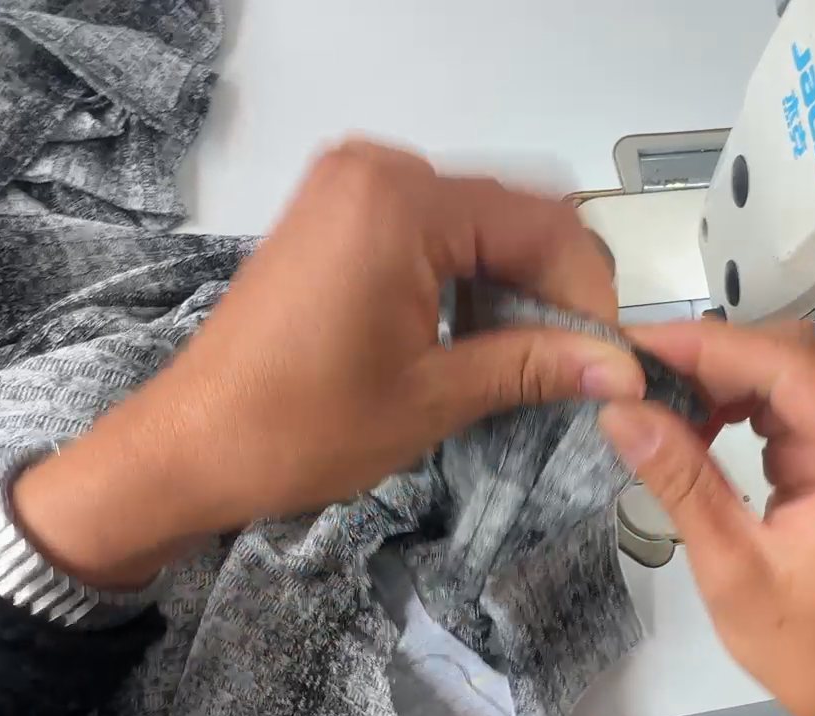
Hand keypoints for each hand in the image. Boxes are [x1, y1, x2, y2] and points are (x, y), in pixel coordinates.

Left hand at [9, 141, 644, 586]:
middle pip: (514, 218)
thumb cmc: (302, 429)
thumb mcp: (434, 398)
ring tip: (527, 363)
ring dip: (516, 291)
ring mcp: (354, 187)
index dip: (590, 295)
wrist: (191, 447)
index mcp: (403, 204)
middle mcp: (380, 170)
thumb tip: (623, 369)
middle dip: (556, 293)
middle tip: (575, 367)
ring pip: (480, 227)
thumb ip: (536, 367)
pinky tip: (477, 338)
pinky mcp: (340, 216)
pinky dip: (471, 282)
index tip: (609, 360)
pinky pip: (437, 234)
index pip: (545, 226)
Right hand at [597, 321, 814, 715]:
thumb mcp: (729, 566)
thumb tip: (618, 408)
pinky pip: (804, 402)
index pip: (791, 366)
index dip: (707, 347)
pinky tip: (705, 427)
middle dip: (713, 363)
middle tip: (638, 379)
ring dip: (728, 383)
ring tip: (664, 408)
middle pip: (798, 359)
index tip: (634, 345)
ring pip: (798, 373)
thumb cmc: (802, 647)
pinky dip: (749, 406)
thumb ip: (680, 479)